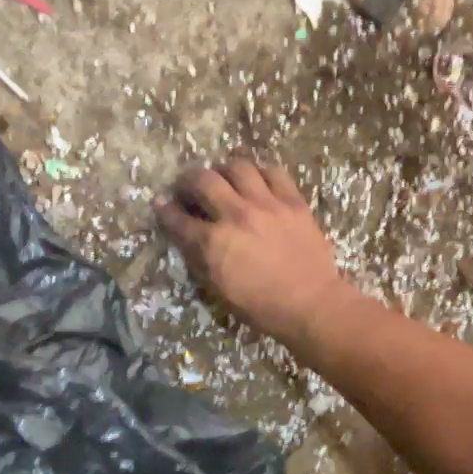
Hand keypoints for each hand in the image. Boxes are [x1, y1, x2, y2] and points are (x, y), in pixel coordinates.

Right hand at [156, 160, 360, 340]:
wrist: (310, 304)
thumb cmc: (261, 307)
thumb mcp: (219, 290)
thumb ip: (200, 260)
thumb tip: (187, 239)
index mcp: (214, 243)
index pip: (179, 219)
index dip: (166, 211)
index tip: (162, 204)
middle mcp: (236, 215)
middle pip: (203, 180)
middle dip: (188, 180)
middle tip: (189, 186)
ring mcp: (267, 204)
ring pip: (238, 167)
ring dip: (224, 170)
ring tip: (224, 179)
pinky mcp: (293, 201)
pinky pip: (273, 172)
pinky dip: (260, 174)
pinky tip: (257, 182)